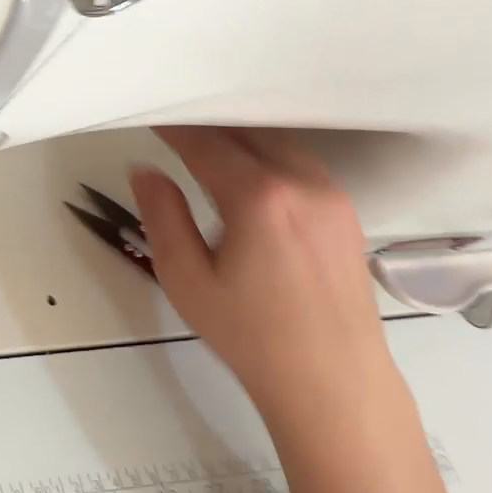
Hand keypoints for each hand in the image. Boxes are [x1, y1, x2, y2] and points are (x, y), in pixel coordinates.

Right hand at [131, 127, 401, 430]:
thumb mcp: (184, 276)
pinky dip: (271, 154)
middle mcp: (304, 185)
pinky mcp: (346, 215)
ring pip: (284, 146)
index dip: (177, 129)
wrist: (329, 376)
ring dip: (245, 135)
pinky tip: (250, 167)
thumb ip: (163, 215)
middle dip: (213, 124)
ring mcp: (333, 198)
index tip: (153, 116)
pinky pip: (304, 165)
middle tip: (176, 123)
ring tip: (208, 139)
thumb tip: (146, 171)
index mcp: (259, 198)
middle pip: (253, 134)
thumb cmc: (247, 332)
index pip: (209, 146)